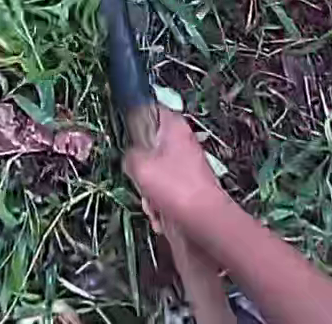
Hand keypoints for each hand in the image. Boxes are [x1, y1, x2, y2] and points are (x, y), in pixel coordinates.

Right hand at [123, 107, 229, 231]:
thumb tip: (128, 157)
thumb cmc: (179, 188)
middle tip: (141, 177)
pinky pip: (163, 191)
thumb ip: (129, 155)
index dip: (135, 121)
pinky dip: (159, 203)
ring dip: (148, 190)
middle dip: (141, 167)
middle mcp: (182, 142)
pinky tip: (161, 213)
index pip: (150, 109)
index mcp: (174, 126)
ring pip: (153, 172)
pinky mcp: (187, 188)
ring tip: (153, 200)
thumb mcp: (141, 166)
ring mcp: (185, 166)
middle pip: (148, 146)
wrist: (205, 223)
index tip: (126, 134)